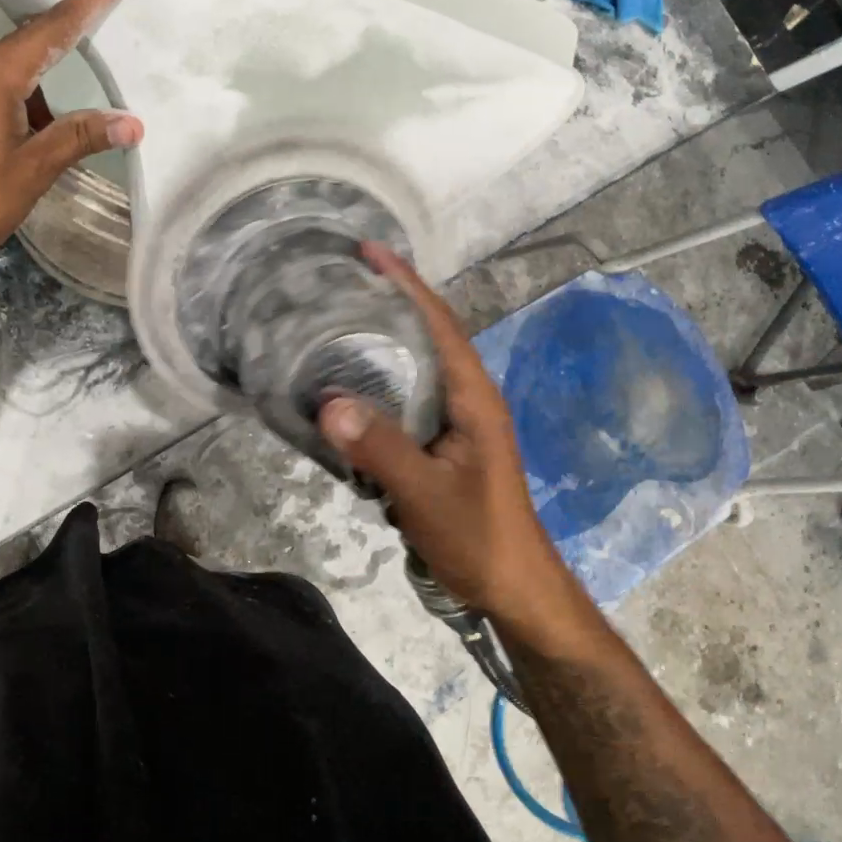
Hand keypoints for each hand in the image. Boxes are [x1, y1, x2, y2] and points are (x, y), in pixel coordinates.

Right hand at [318, 243, 573, 619]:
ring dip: (379, 342)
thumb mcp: (427, 494)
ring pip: (413, 369)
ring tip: (331, 324)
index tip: (369, 251)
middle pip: (426, 337)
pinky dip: (374, 384)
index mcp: (474, 398)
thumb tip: (327, 403)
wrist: (514, 589)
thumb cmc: (480, 537)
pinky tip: (343, 390)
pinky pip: (402, 400)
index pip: (439, 325)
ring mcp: (454, 425)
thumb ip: (381, 449)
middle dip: (388, 303)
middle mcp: (466, 400)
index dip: (406, 284)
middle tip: (336, 284)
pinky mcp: (439, 447)